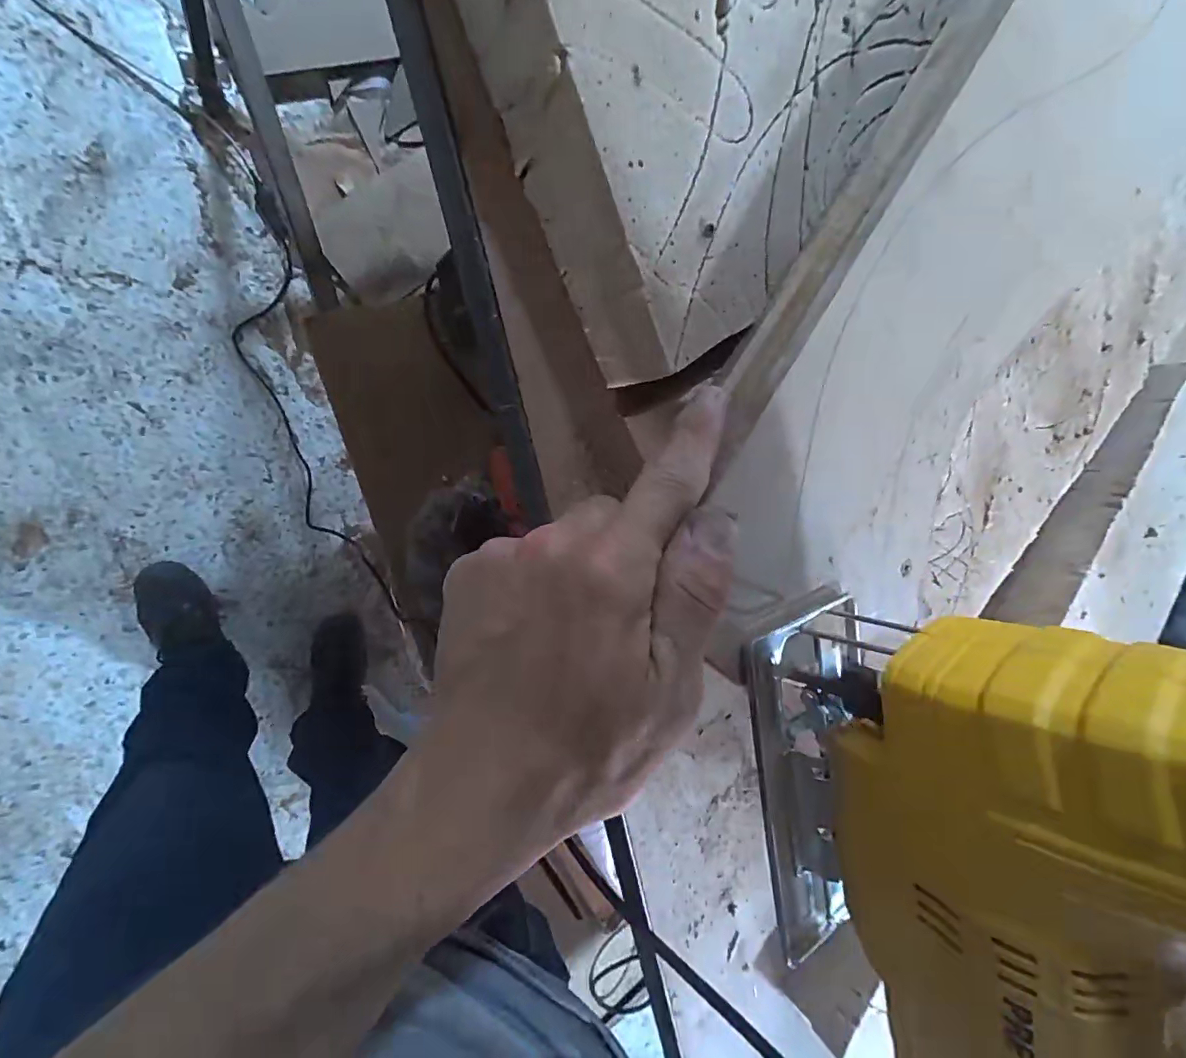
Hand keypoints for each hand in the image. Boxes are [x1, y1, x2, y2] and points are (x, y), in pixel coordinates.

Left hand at [422, 386, 738, 850]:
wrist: (477, 790)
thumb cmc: (590, 751)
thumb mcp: (670, 691)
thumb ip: (694, 595)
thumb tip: (715, 520)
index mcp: (613, 570)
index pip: (666, 487)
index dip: (694, 442)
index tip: (711, 396)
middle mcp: (555, 543)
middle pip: (617, 514)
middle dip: (635, 548)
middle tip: (631, 623)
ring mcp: (504, 555)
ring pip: (572, 535)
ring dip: (588, 567)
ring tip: (576, 643)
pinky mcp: (470, 573)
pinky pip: (528, 554)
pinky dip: (542, 580)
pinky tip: (531, 638)